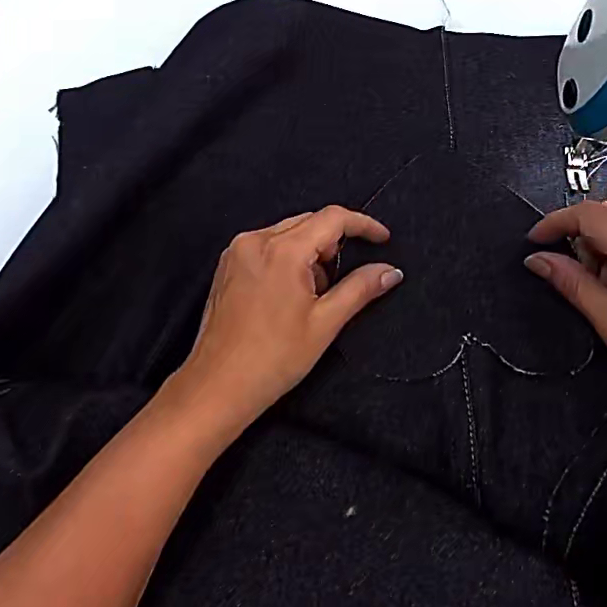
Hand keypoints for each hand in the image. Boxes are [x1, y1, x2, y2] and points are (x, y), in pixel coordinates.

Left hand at [172, 207, 402, 430]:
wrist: (215, 389)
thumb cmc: (272, 359)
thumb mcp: (325, 323)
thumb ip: (361, 288)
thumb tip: (390, 271)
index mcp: (282, 250)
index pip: (333, 218)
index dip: (363, 224)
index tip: (383, 239)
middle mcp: (256, 241)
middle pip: (311, 221)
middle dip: (335, 242)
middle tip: (346, 276)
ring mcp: (237, 251)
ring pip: (290, 231)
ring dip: (312, 251)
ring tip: (315, 293)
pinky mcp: (227, 265)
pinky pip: (269, 244)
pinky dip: (289, 257)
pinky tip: (292, 292)